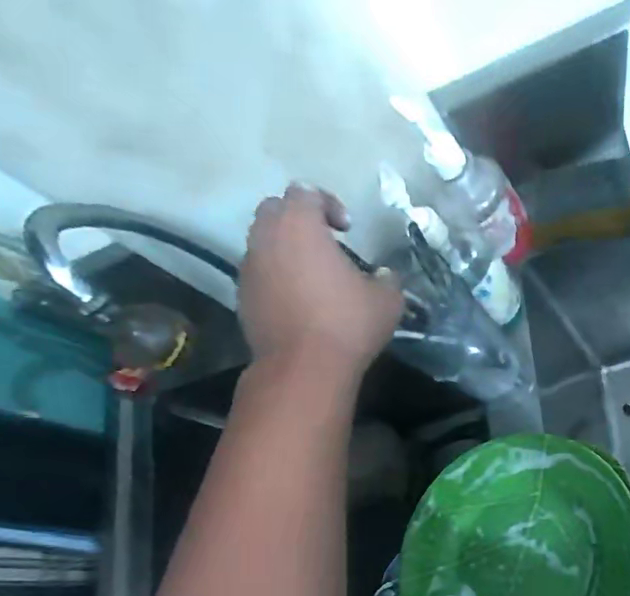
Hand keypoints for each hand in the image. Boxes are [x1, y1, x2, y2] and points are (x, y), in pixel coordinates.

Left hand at [238, 184, 403, 383]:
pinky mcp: (242, 297)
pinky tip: (298, 302)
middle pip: (275, 210)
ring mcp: (249, 268)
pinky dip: (276, 277)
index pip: (306, 192)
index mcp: (299, 225)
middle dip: (299, 220)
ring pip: (263, 242)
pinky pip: (259, 274)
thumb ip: (387, 279)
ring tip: (311, 276)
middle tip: (324, 244)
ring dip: (285, 250)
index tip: (347, 228)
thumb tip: (384, 275)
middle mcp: (266, 237)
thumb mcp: (386, 301)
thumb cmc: (347, 325)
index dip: (328, 204)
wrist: (303, 368)